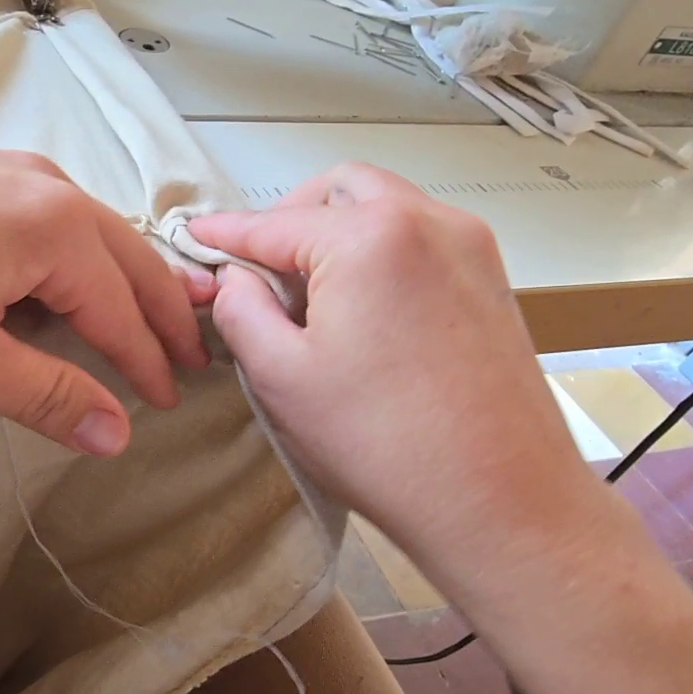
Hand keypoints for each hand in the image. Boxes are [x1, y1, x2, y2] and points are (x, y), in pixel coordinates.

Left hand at [0, 132, 214, 457]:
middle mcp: (46, 188)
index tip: (167, 401)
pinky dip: (83, 257)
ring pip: (94, 232)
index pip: (123, 311)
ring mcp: (8, 171)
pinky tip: (73, 278)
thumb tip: (117, 435)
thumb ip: (46, 394)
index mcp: (55, 231)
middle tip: (192, 354)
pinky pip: (54, 218)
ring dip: (128, 279)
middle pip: (128, 258)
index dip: (147, 363)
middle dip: (165, 311)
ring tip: (152, 316)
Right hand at [187, 164, 612, 574]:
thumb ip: (239, 309)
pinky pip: (417, 238)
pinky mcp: (491, 281)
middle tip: (255, 270)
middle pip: (339, 191)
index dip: (224, 233)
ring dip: (333, 232)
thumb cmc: (382, 443)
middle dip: (287, 219)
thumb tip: (235, 279)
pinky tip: (356, 309)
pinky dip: (375, 252)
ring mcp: (471, 249)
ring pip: (384, 207)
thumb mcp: (278, 375)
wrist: (498, 502)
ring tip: (305, 295)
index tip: (194, 237)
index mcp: (371, 238)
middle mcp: (429, 223)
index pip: (273, 224)